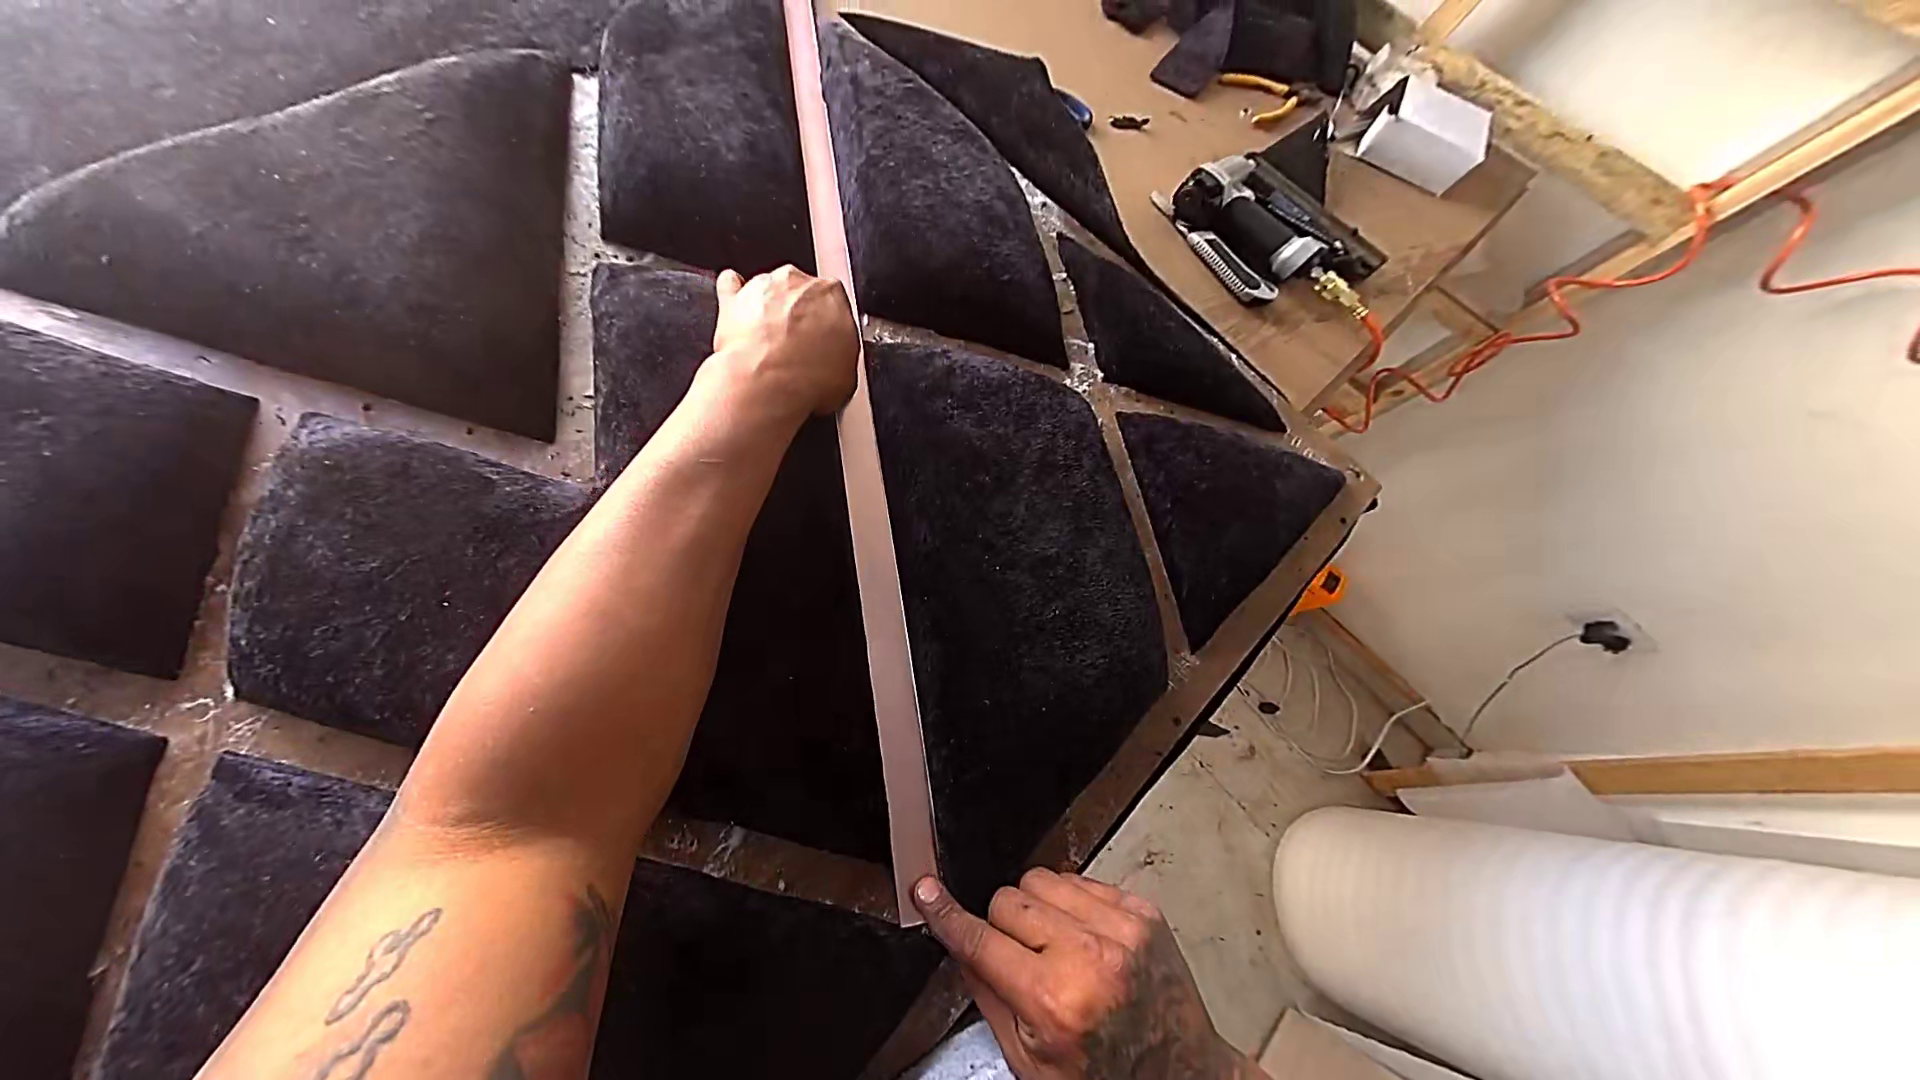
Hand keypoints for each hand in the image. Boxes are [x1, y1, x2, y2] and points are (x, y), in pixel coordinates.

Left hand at [710, 265, 859, 419]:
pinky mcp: (733, 301)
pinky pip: (732, 288)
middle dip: (800, 315)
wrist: (768, 386)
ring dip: (771, 311)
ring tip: (772, 346)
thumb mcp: (848, 374)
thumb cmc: (809, 378)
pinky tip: (740, 316)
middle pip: (801, 292)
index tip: (827, 343)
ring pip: (769, 291)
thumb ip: (842, 353)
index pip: (834, 301)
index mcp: (831, 293)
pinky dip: (735, 298)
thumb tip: (839, 365)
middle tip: (800, 348)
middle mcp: (796, 283)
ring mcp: (762, 289)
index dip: (830, 325)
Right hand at [913, 871, 1261, 1079]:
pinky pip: (1079, 878)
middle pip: (1008, 899)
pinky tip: (1084, 937)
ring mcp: (1121, 929)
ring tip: (1057, 945)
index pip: (982, 942)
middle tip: (1025, 959)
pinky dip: (1071, 902)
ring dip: (1037, 908)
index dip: (947, 916)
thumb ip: (988, 994)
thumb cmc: (1103, 1076)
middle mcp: (1089, 957)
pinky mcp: (1141, 911)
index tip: (926, 891)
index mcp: (1054, 1002)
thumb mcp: (1030, 1060)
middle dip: (1005, 926)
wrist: (1182, 1076)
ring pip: (1041, 878)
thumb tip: (958, 940)